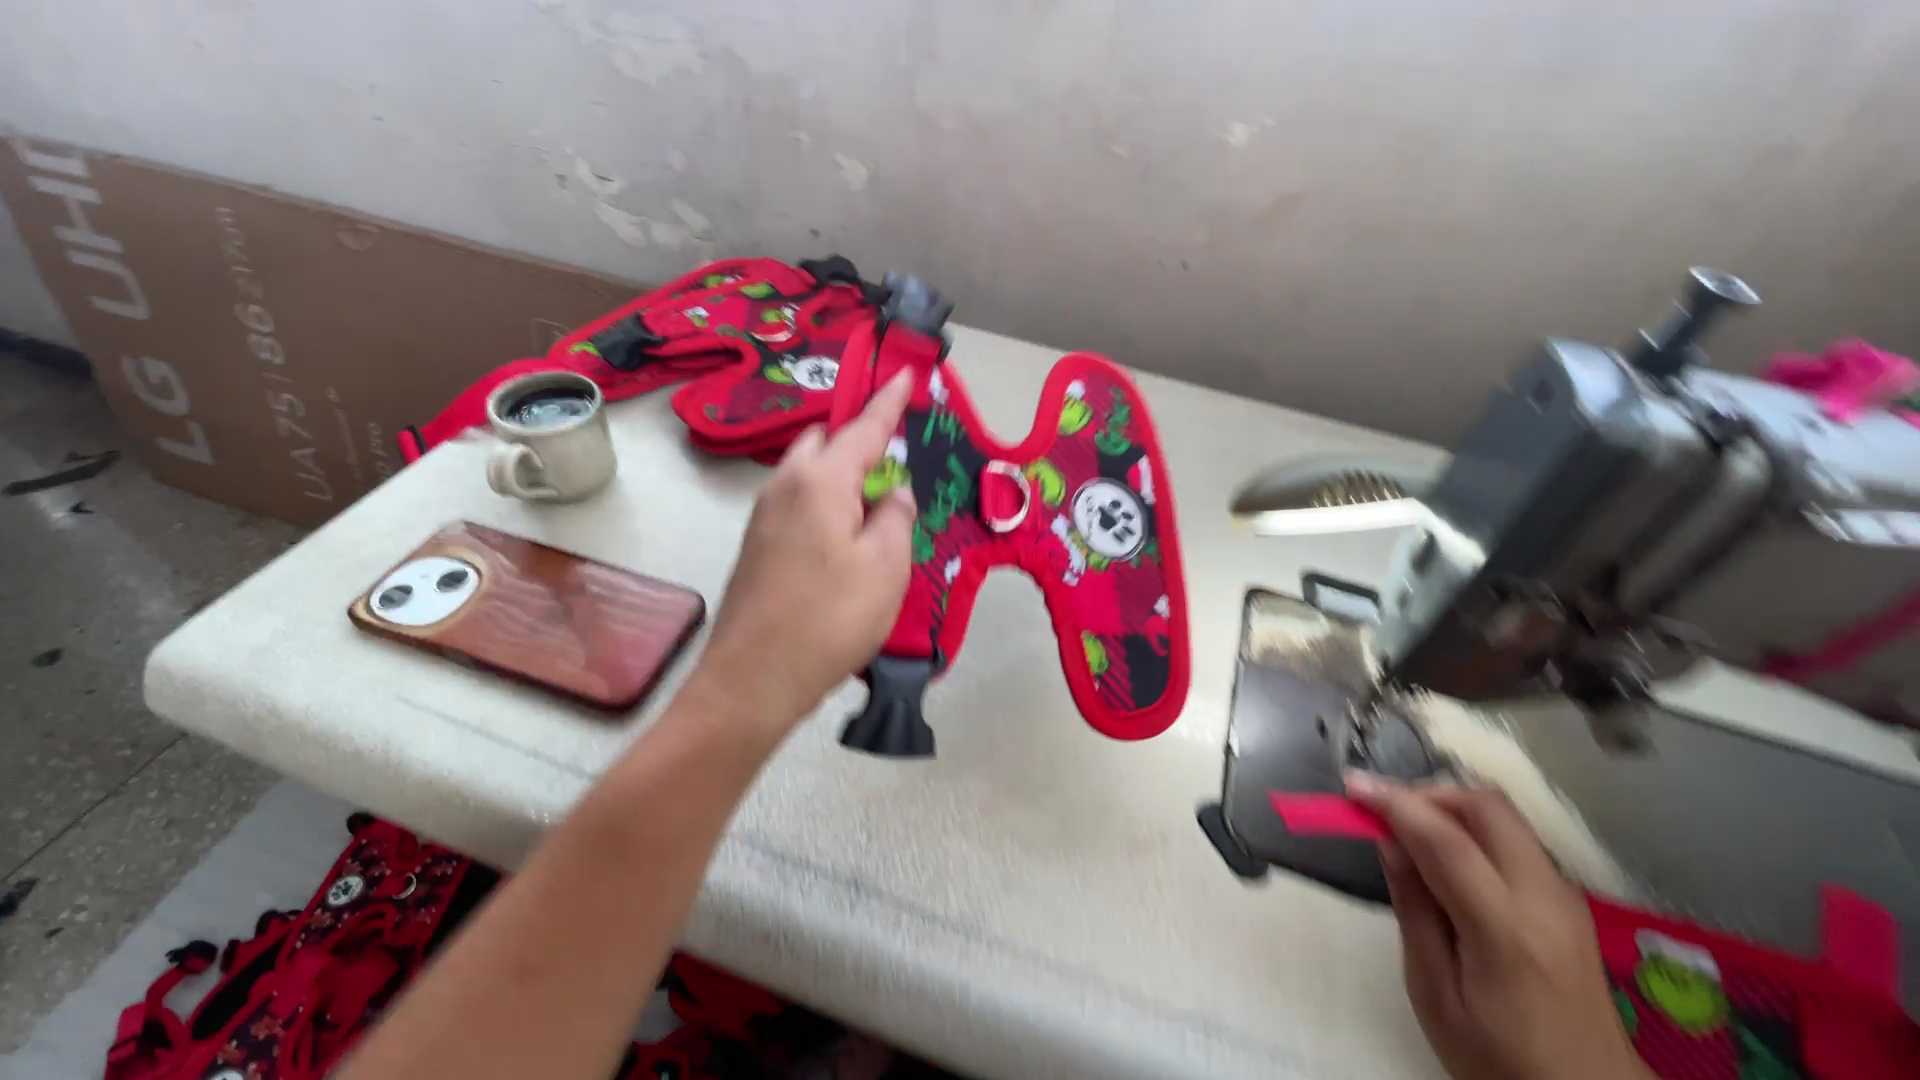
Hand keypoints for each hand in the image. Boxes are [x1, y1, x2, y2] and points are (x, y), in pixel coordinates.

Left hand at [695, 372, 916, 732]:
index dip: (888, 402)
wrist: (754, 678)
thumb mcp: (886, 566)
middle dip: (855, 444)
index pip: (862, 427)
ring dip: (838, 481)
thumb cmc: (830, 618)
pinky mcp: (755, 547)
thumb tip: (891, 492)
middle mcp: (783, 487)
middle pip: (823, 444)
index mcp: (819, 481)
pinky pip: (795, 506)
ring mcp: (763, 517)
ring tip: (871, 521)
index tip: (903, 373)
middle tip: (889, 477)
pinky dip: (822, 508)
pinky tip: (842, 548)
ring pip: (806, 477)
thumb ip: (895, 517)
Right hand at [1346, 773, 1652, 1079]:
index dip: (1394, 803)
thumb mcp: (1434, 992)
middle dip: (1428, 793)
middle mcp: (1545, 899)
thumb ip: (1414, 909)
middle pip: (1488, 807)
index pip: (1445, 840)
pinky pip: (1517, 841)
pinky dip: (1474, 829)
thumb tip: (1390, 842)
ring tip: (1407, 831)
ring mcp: (1565, 897)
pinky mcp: (1569, 902)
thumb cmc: (1497, 1057)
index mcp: (1506, 930)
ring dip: (1451, 808)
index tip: (1351, 785)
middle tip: (1384, 810)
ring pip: (1506, 818)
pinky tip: (1445, 857)